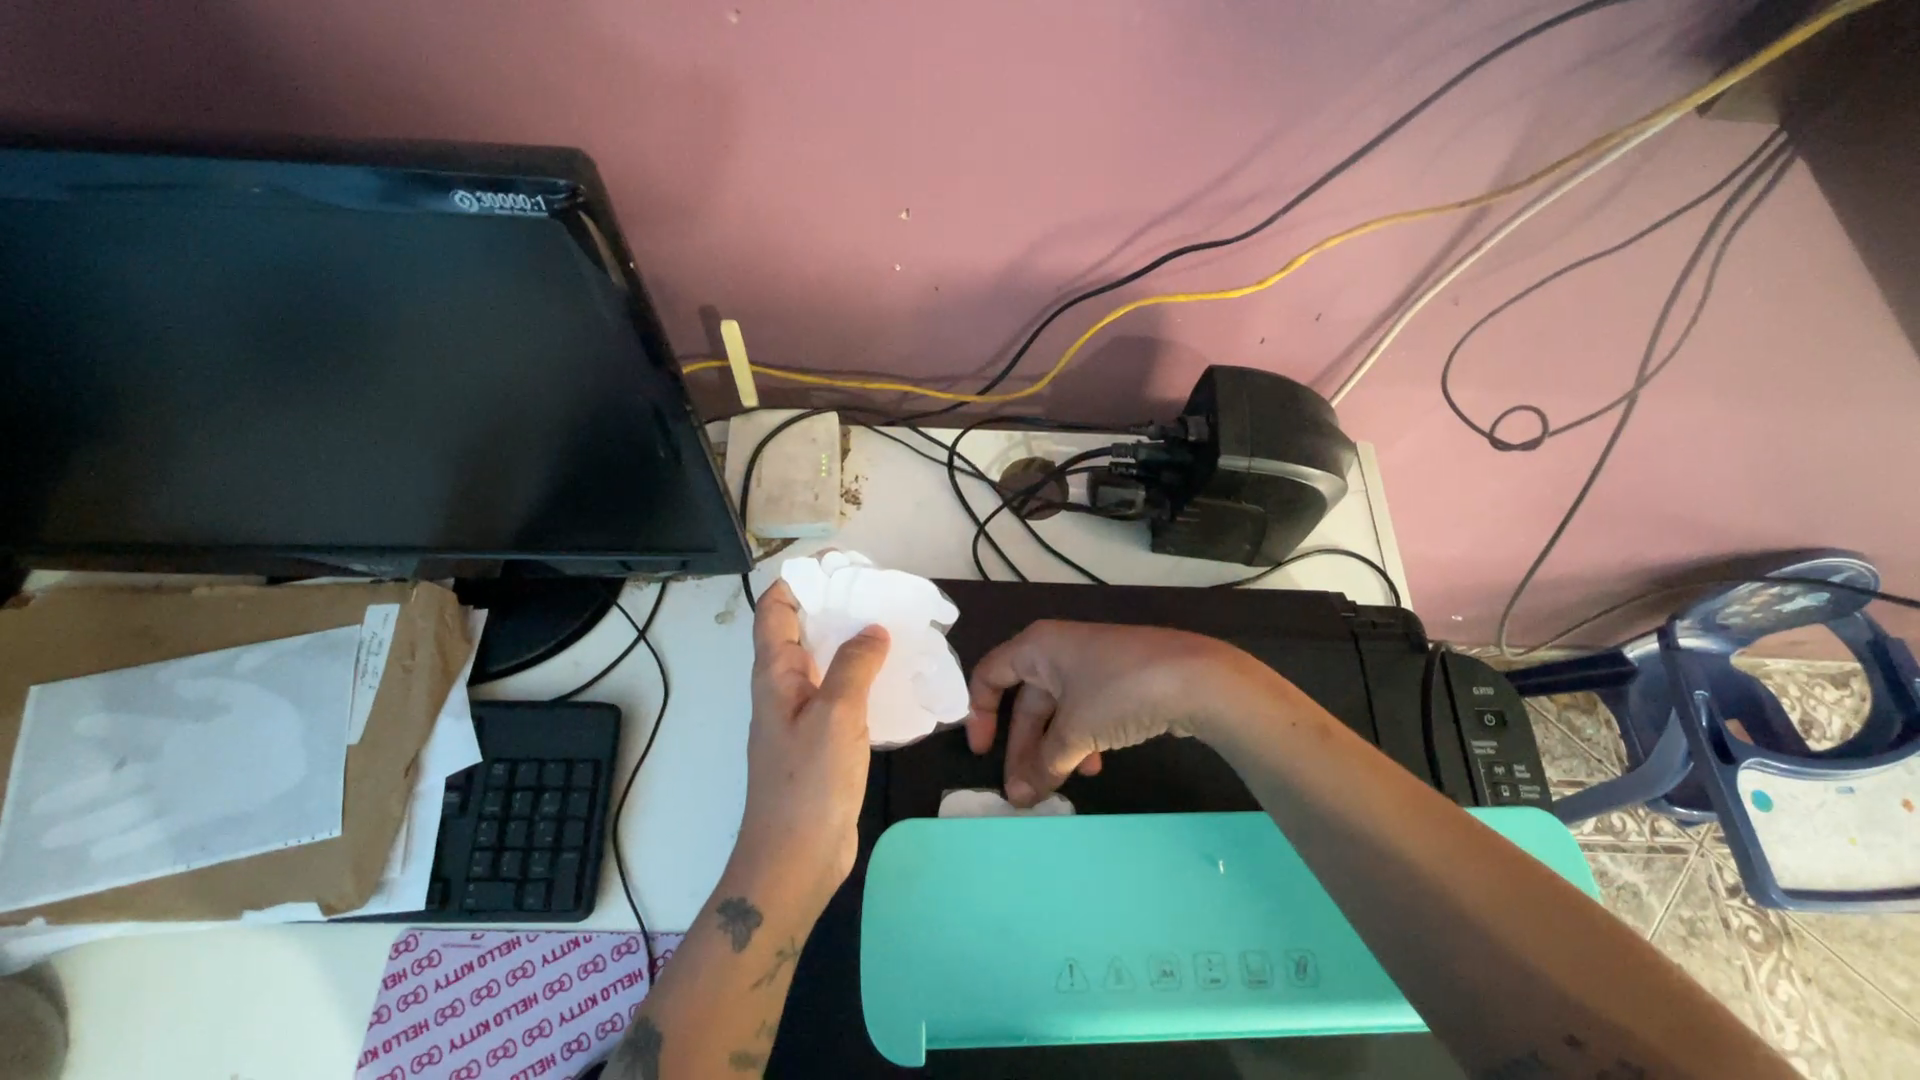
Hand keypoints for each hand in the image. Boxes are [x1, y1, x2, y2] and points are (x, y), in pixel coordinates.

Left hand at [736, 580, 890, 901]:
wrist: (795, 859)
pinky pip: (842, 697)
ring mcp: (802, 718)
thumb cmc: (808, 784)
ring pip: (825, 665)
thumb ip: (854, 666)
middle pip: (803, 632)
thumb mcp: (836, 715)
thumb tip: (872, 630)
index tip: (842, 567)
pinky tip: (895, 681)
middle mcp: (784, 689)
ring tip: (895, 629)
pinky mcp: (821, 744)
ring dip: (853, 644)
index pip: (776, 609)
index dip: (802, 580)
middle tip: (881, 594)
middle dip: (836, 607)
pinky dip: (864, 680)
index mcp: (775, 675)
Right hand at [965, 621, 1288, 806]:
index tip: (982, 753)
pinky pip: (1085, 714)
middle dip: (1022, 748)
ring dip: (1052, 751)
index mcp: (1038, 647)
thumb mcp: (1075, 730)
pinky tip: (1091, 768)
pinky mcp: (1119, 683)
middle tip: (1020, 792)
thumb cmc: (1120, 692)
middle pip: (1026, 702)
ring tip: (1054, 788)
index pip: (990, 675)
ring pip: (1058, 713)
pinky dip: (1081, 742)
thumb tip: (1020, 796)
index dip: (979, 714)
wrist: (1198, 679)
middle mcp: (1060, 651)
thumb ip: (1044, 764)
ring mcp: (1092, 667)